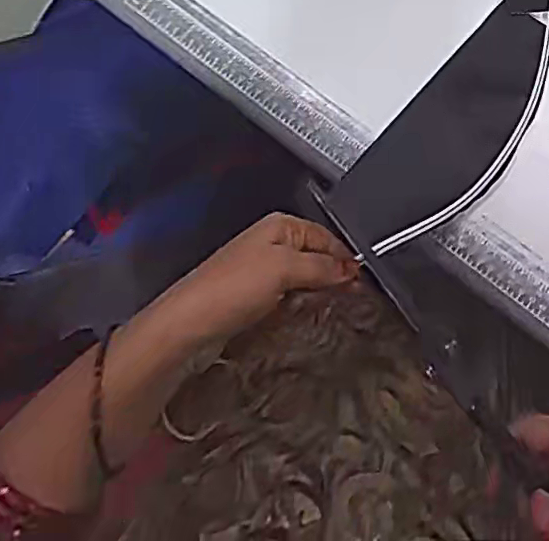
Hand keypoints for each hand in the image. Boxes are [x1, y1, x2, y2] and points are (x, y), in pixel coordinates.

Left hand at [141, 212, 358, 352]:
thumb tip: (350, 269)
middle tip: (352, 295)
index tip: (362, 279)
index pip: (326, 235)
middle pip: (316, 253)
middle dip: (333, 272)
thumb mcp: (285, 269)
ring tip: (331, 305)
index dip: (345, 256)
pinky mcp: (253, 291)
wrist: (186, 324)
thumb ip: (322, 267)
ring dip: (316, 288)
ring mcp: (261, 266)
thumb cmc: (233, 288)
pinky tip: (303, 312)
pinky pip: (287, 291)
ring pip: (303, 274)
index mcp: (280, 225)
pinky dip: (298, 301)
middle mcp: (272, 240)